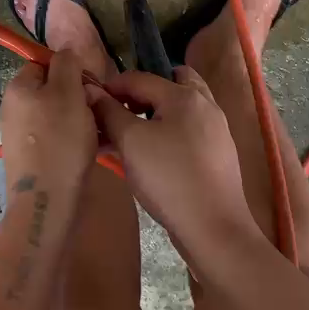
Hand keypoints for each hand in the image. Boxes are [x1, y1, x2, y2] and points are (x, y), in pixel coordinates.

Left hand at [0, 48, 98, 192]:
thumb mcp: (68, 93)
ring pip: (57, 117)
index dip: (69, 70)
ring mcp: (21, 136)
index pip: (43, 63)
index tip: (90, 86)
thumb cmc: (60, 141)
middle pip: (52, 91)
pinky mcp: (31, 160)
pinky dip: (74, 141)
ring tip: (99, 133)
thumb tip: (64, 52)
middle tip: (97, 111)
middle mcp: (14, 109)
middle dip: (77, 98)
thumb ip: (67, 65)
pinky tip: (93, 151)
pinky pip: (57, 139)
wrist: (47, 202)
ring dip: (80, 120)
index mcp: (18, 88)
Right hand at [85, 67, 258, 249]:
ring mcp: (216, 130)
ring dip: (154, 113)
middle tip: (118, 112)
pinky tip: (153, 155)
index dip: (110, 87)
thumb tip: (91, 89)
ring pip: (179, 108)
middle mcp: (205, 104)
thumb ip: (109, 111)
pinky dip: (169, 131)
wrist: (215, 230)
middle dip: (139, 94)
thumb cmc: (169, 179)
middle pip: (168, 84)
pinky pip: (188, 129)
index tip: (89, 104)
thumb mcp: (131, 142)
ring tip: (131, 134)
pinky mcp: (219, 154)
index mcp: (184, 95)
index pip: (139, 78)